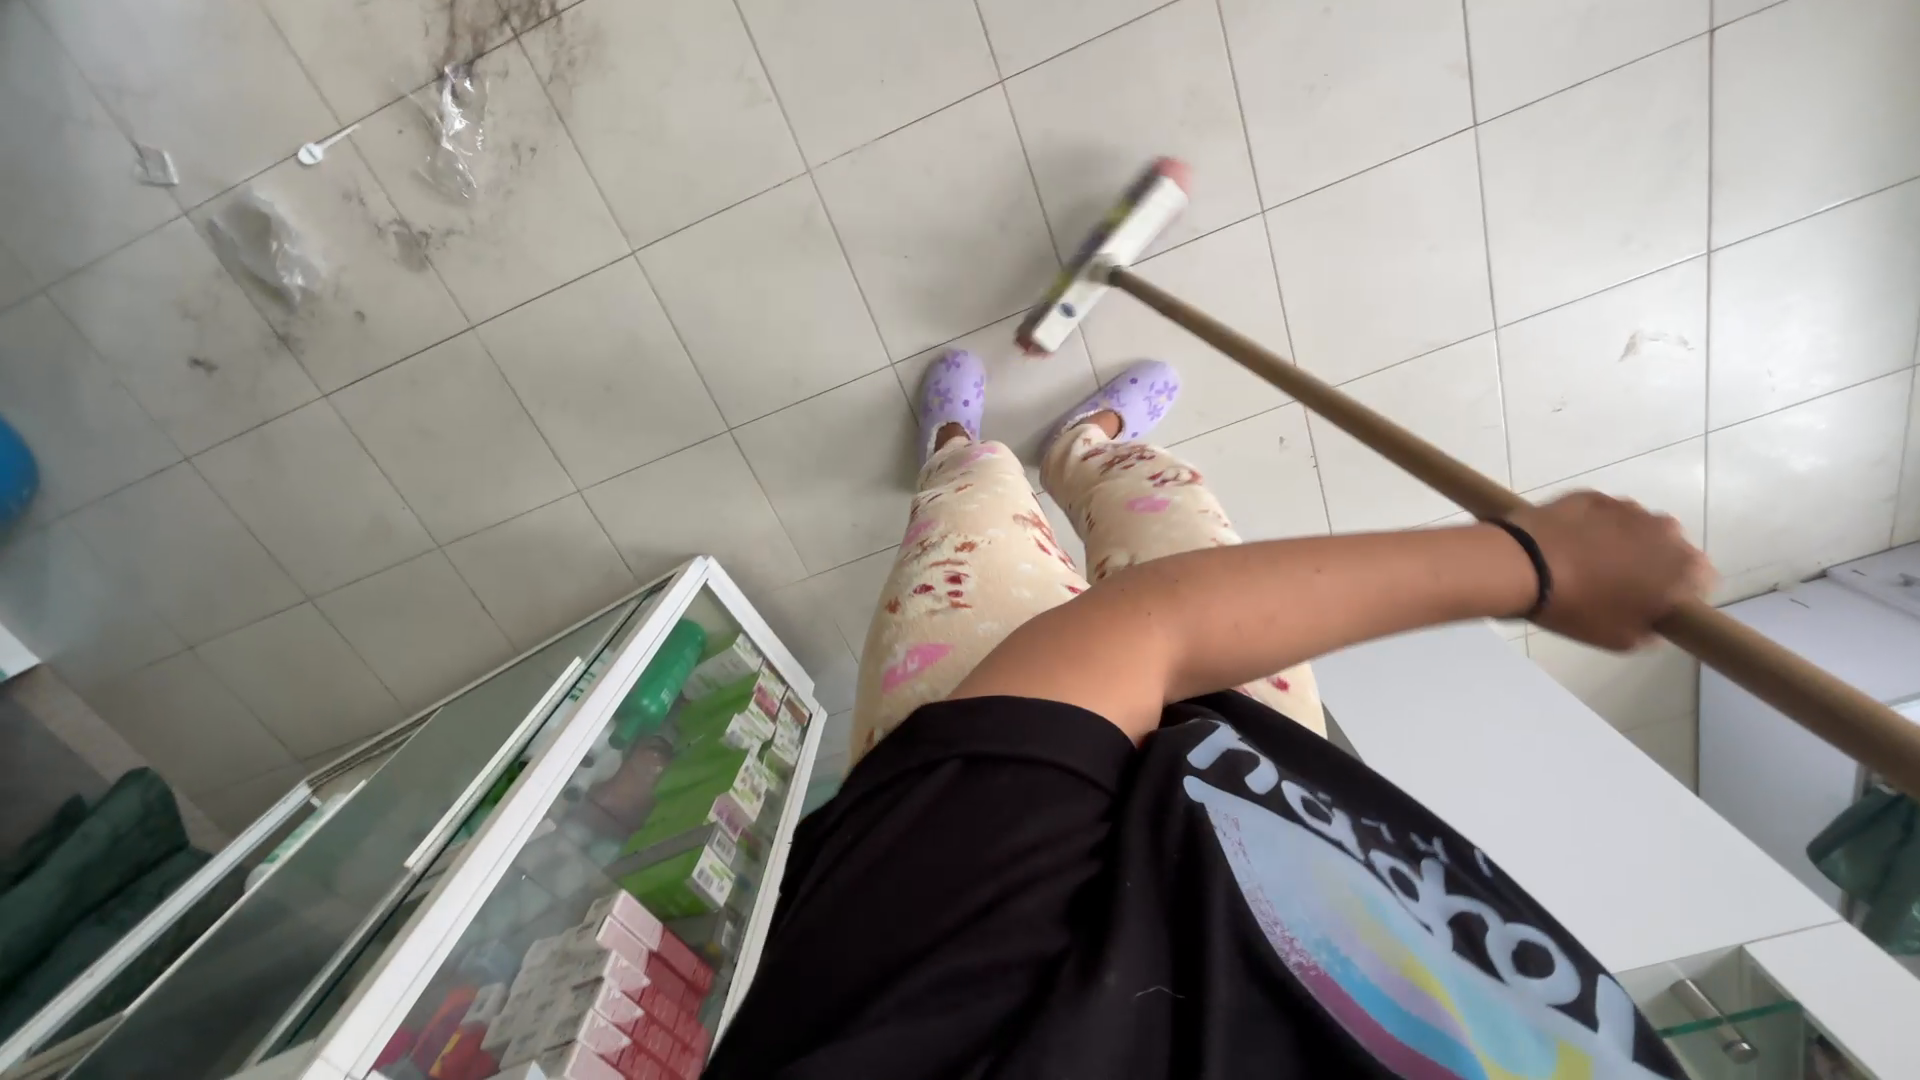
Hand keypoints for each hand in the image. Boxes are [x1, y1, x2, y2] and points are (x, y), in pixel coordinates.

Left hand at [1506, 492, 1713, 649]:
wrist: (1519, 565)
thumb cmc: (1576, 608)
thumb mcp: (1624, 639)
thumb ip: (1652, 627)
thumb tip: (1652, 617)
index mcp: (1687, 567)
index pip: (1699, 581)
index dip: (1673, 592)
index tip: (1645, 600)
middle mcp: (1666, 530)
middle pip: (1665, 548)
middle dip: (1645, 562)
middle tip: (1608, 580)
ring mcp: (1626, 507)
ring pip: (1632, 527)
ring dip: (1617, 540)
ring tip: (1579, 559)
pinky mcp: (1589, 495)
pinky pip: (1597, 513)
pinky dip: (1586, 524)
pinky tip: (1562, 540)